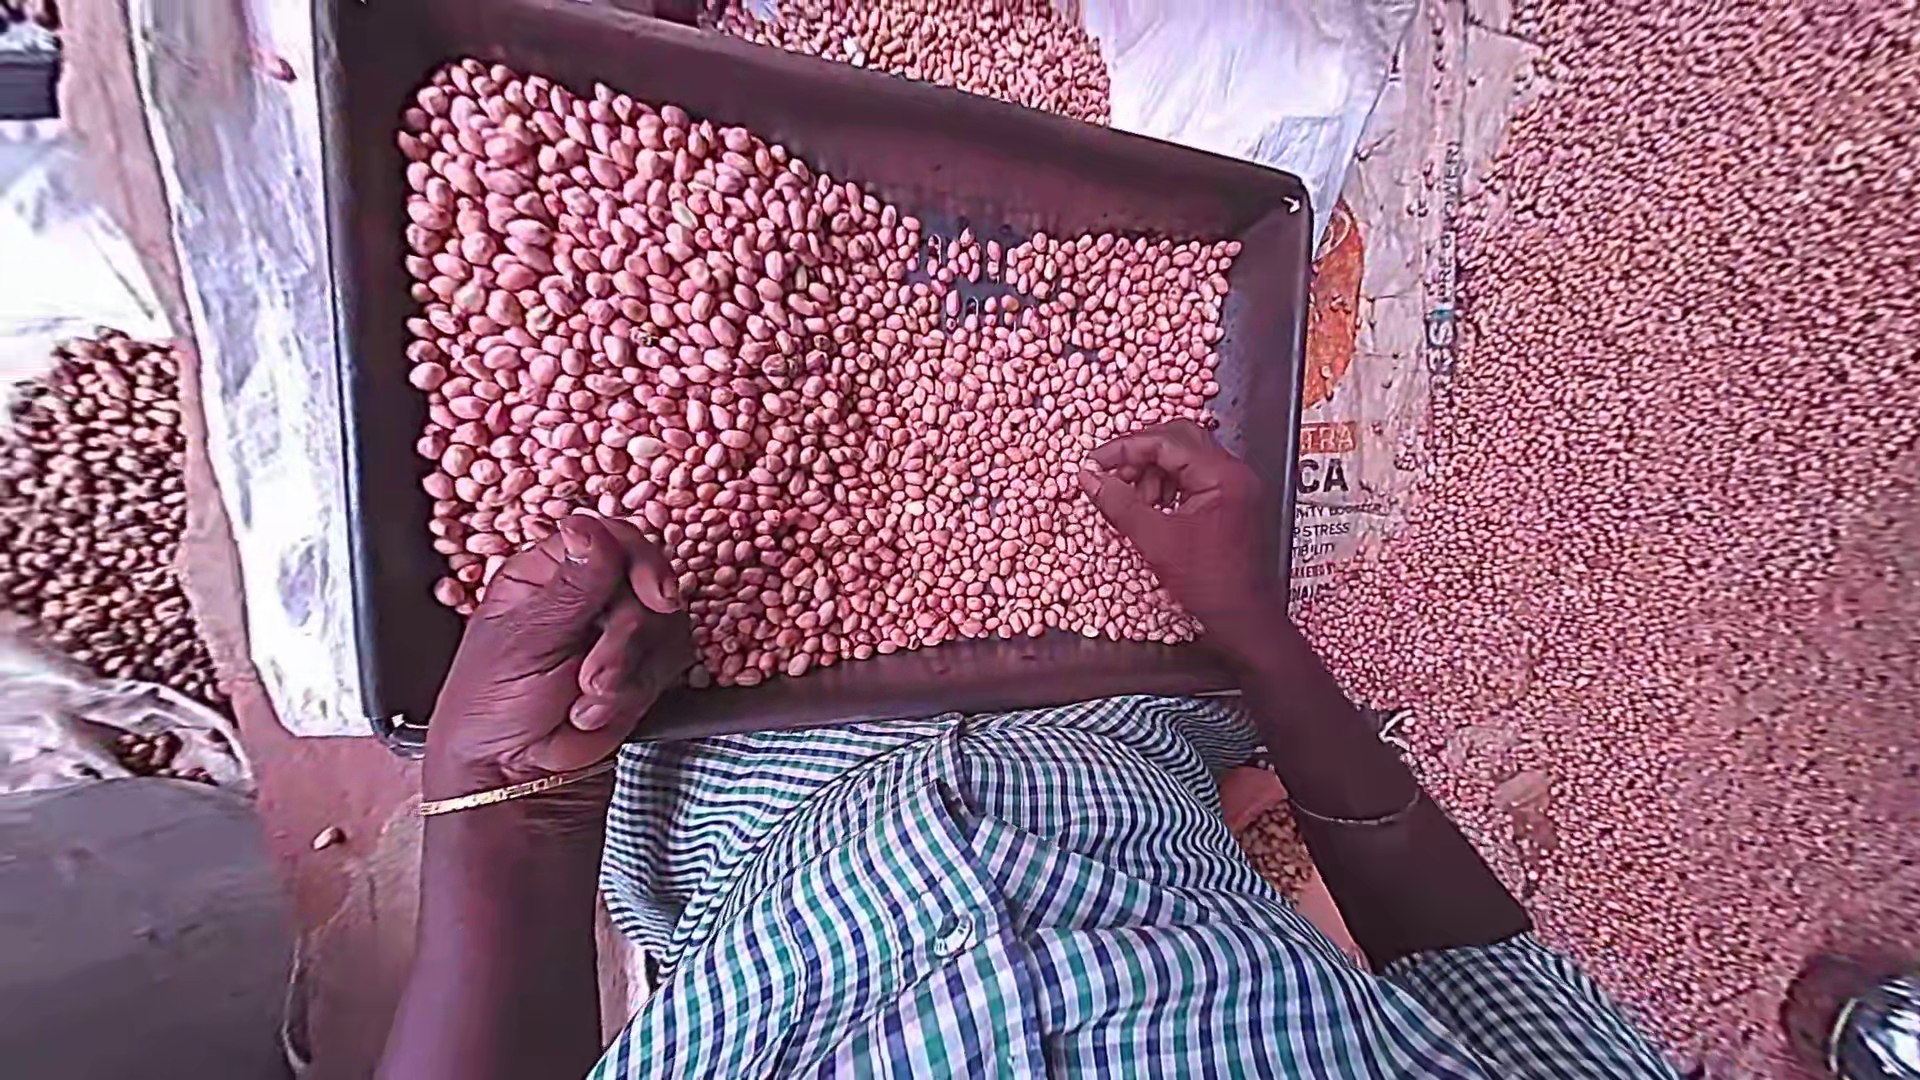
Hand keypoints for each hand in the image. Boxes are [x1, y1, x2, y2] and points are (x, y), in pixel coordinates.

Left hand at [424, 514, 692, 800]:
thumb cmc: (495, 708)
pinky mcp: (647, 661)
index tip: (656, 595)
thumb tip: (589, 525)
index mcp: (547, 574)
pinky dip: (640, 687)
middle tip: (599, 674)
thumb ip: (572, 586)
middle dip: (628, 633)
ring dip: (630, 667)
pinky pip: (672, 656)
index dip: (639, 559)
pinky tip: (600, 710)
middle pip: (647, 579)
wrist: (520, 780)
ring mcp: (622, 627)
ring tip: (588, 701)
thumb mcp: (526, 643)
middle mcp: (591, 593)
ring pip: (665, 621)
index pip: (610, 537)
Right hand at [1077, 420, 1285, 651]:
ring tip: (1129, 498)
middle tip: (1109, 473)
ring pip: (1183, 456)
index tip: (1094, 463)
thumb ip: (1119, 503)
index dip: (1124, 448)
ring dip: (1149, 471)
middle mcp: (1232, 472)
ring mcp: (1232, 485)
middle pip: (1177, 439)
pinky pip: (1190, 477)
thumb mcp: (1154, 540)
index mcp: (1222, 476)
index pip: (1166, 441)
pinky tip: (1147, 505)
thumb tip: (1088, 476)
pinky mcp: (1227, 500)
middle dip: (1138, 454)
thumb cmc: (1204, 581)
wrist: (1241, 616)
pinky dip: (1163, 485)